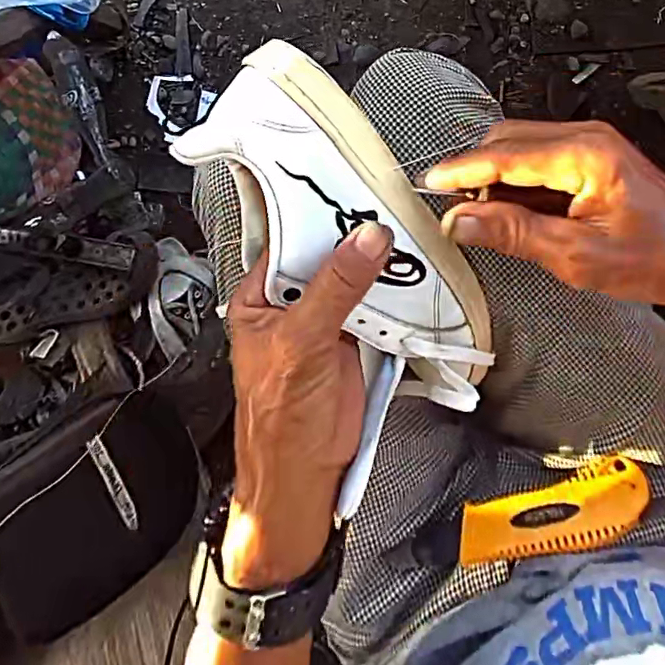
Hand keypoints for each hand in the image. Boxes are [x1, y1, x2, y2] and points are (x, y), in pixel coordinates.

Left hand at [221, 222, 391, 586]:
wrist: (305, 473)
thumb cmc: (278, 421)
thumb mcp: (301, 342)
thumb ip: (335, 289)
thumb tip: (364, 243)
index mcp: (260, 297)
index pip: (286, 240)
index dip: (312, 214)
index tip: (342, 191)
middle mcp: (291, 303)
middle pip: (324, 254)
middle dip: (351, 237)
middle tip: (379, 212)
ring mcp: (324, 319)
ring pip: (353, 277)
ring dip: (375, 265)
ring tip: (397, 243)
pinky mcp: (354, 337)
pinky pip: (375, 303)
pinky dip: (391, 293)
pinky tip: (403, 280)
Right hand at [423, 120, 664, 311]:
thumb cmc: (660, 258)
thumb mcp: (577, 256)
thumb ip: (514, 232)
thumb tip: (465, 220)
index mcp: (586, 156)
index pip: (503, 156)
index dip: (461, 170)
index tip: (431, 182)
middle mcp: (588, 139)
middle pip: (506, 141)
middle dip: (475, 173)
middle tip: (458, 210)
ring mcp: (591, 144)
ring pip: (519, 147)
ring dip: (495, 178)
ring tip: (487, 218)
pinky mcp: (591, 156)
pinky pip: (538, 158)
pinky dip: (516, 181)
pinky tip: (515, 210)